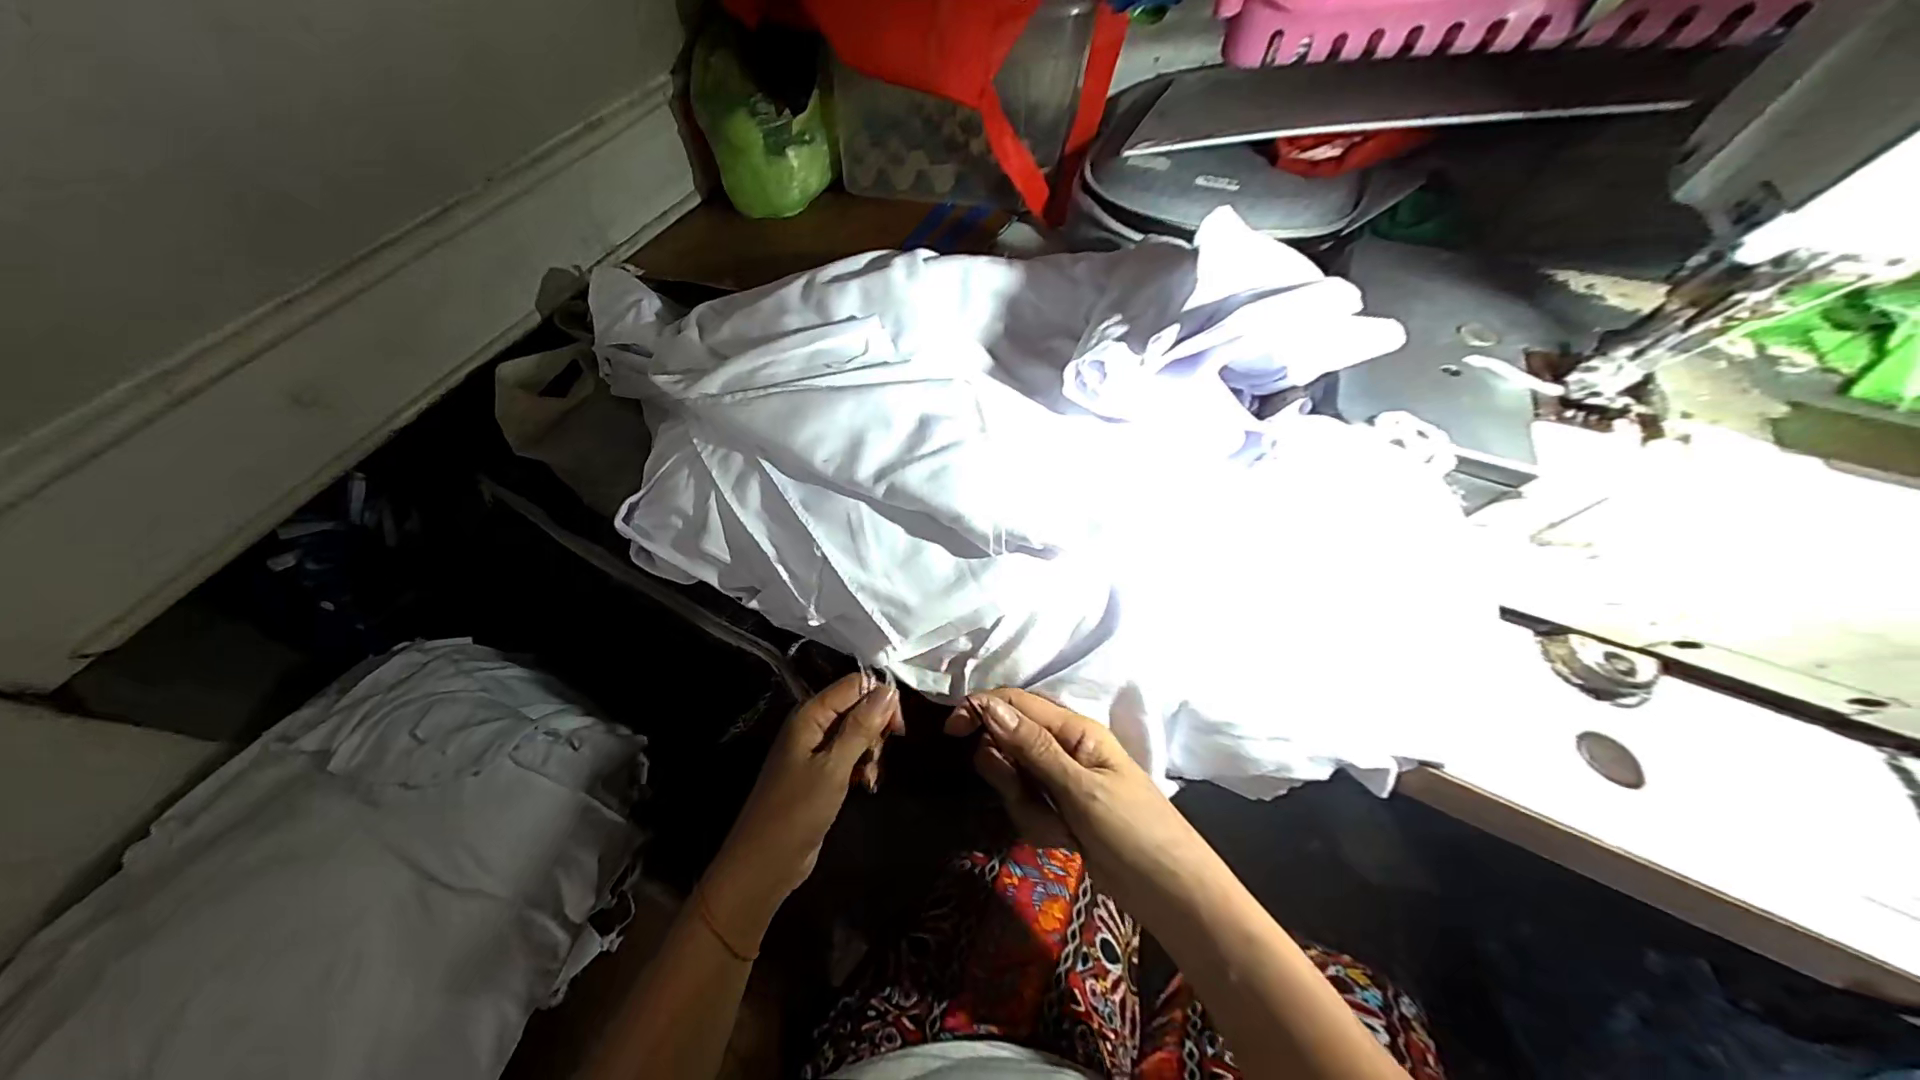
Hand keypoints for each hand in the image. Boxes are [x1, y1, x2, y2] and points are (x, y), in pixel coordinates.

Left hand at [702, 674, 902, 952]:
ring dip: (871, 752)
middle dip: (876, 730)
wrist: (765, 862)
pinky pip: (850, 755)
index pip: (855, 685)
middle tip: (877, 758)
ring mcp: (816, 749)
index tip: (897, 729)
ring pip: (858, 733)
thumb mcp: (834, 767)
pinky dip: (862, 767)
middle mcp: (813, 725)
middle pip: (859, 707)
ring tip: (869, 778)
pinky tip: (865, 785)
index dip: (880, 699)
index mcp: (810, 714)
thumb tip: (888, 690)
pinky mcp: (821, 771)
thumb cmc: (796, 811)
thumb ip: (861, 727)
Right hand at [946, 689, 1232, 924]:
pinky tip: (1067, 843)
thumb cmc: (1135, 831)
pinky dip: (1038, 827)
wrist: (1170, 893)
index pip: (1016, 703)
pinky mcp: (1059, 811)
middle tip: (1033, 803)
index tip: (952, 731)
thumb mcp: (1080, 789)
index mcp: (1075, 730)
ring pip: (1014, 781)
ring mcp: (1060, 782)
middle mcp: (1064, 749)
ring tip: (1062, 832)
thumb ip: (1032, 748)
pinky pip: (1027, 809)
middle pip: (1009, 744)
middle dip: (1009, 777)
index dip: (981, 709)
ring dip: (1028, 809)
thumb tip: (989, 707)